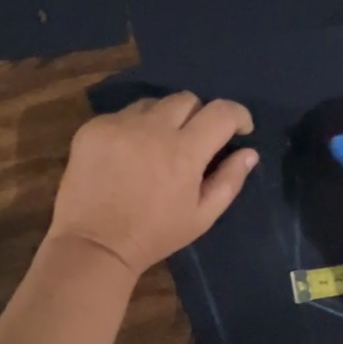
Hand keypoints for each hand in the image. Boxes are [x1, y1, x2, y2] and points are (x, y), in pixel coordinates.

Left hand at [47, 92, 258, 276]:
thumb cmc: (155, 235)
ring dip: (164, 119)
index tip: (240, 128)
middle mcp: (152, 129)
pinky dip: (132, 129)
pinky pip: (122, 115)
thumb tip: (249, 152)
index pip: (221, 112)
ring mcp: (119, 125)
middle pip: (187, 99)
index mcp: (184, 151)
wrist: (95, 244)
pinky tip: (128, 156)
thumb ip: (229, 181)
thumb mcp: (202, 216)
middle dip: (198, 116)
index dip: (237, 115)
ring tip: (158, 147)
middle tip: (194, 142)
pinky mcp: (93, 128)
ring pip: (153, 104)